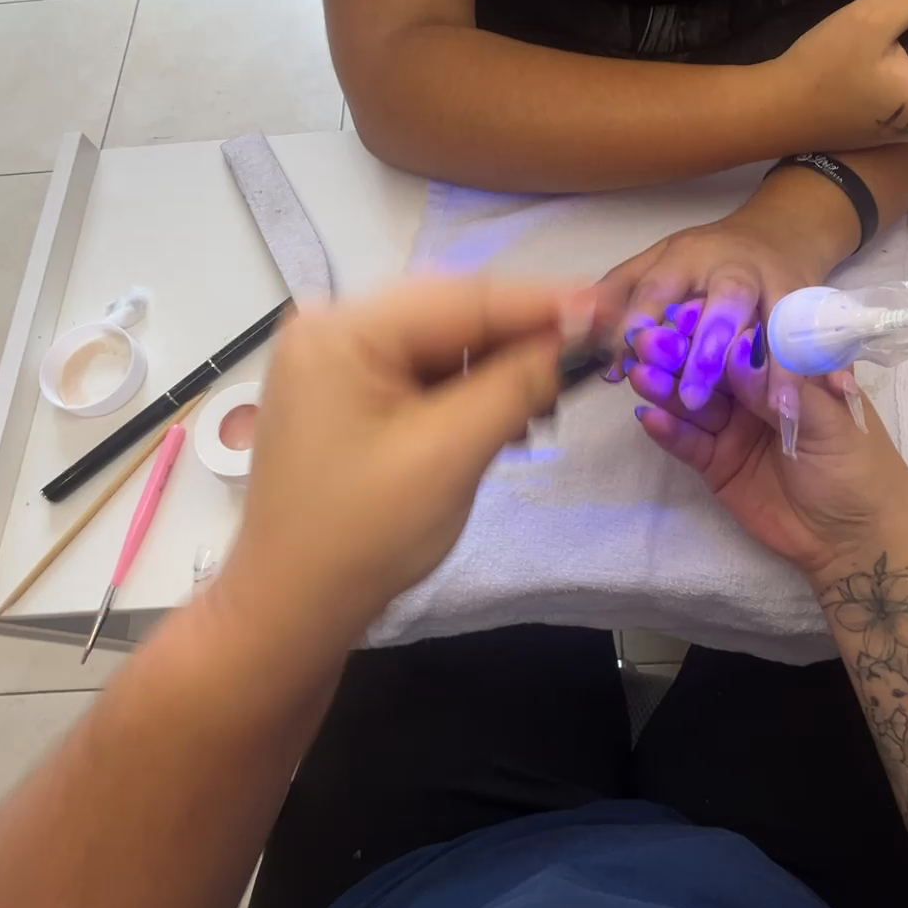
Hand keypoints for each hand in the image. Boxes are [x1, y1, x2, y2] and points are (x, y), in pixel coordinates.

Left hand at [228, 278, 585, 640]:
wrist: (295, 609)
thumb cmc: (366, 534)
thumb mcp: (452, 451)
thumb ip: (519, 382)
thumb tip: (581, 331)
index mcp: (344, 329)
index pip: (466, 297)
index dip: (546, 304)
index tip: (611, 311)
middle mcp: (333, 327)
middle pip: (453, 316)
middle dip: (523, 340)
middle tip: (590, 358)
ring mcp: (335, 361)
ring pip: (444, 346)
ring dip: (500, 371)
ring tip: (548, 402)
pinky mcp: (347, 394)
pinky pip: (424, 375)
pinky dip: (469, 393)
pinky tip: (505, 417)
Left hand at [594, 180, 850, 410]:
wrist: (781, 231)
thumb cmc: (701, 264)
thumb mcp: (653, 268)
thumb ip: (618, 297)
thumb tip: (588, 338)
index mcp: (686, 258)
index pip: (657, 285)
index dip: (643, 315)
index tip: (629, 349)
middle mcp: (733, 268)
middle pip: (724, 301)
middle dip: (712, 345)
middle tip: (696, 395)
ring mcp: (778, 283)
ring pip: (781, 319)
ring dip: (780, 363)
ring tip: (778, 408)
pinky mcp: (813, 303)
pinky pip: (826, 338)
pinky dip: (834, 366)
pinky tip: (838, 395)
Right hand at [627, 329, 907, 578]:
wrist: (851, 542)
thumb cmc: (858, 472)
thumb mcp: (830, 422)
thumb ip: (782, 388)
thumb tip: (738, 348)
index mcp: (789, 374)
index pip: (748, 343)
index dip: (717, 327)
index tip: (684, 312)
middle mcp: (755, 395)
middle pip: (711, 369)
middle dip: (679, 354)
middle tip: (646, 342)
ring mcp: (732, 428)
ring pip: (692, 402)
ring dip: (665, 388)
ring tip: (639, 374)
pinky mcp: (714, 462)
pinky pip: (686, 442)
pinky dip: (667, 430)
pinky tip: (648, 417)